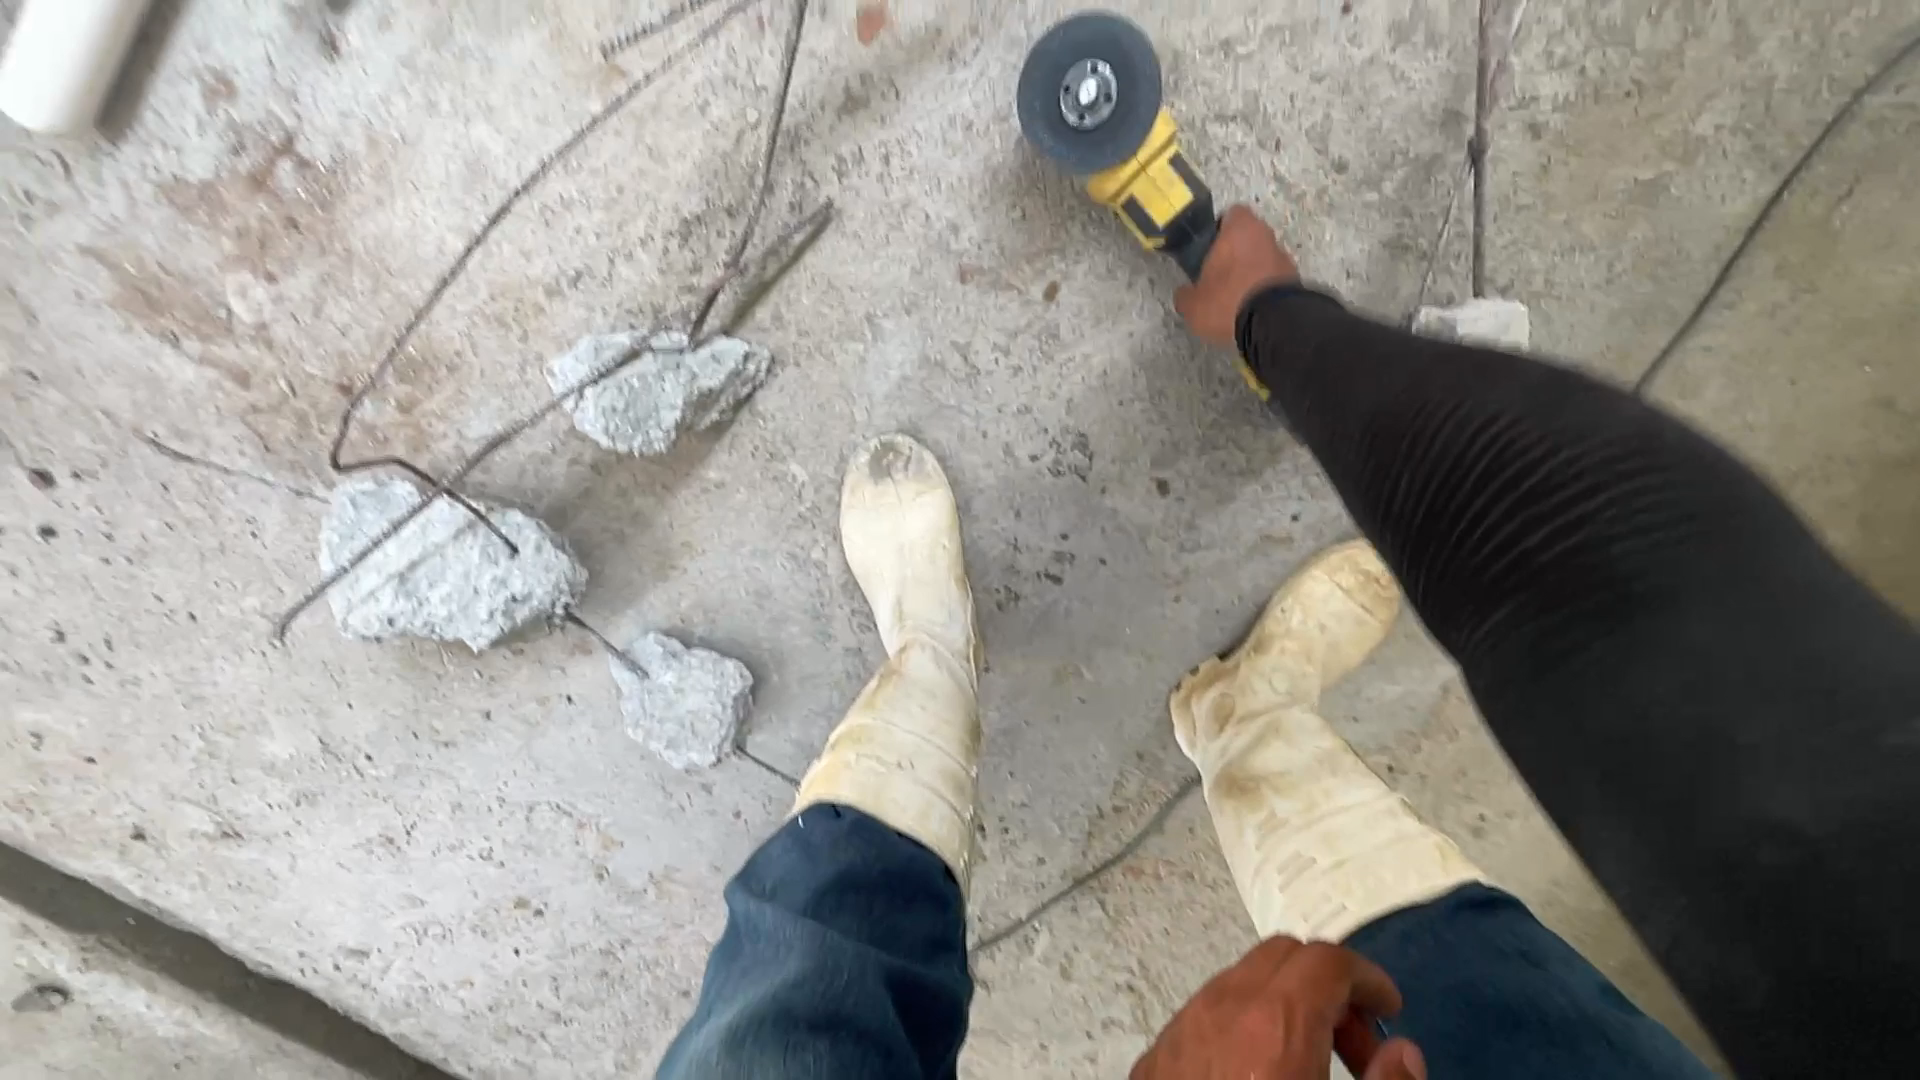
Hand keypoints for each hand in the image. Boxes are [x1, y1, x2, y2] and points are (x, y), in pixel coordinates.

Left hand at [1131, 936, 1425, 1079]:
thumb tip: (1403, 1052)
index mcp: (1275, 1022)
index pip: (1325, 959)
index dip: (1367, 977)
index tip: (1392, 1012)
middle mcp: (1224, 1005)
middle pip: (1283, 955)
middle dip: (1329, 986)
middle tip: (1359, 1050)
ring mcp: (1184, 1023)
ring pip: (1244, 979)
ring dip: (1286, 1002)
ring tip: (1312, 1068)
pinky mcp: (1159, 1050)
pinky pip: (1210, 1009)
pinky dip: (1247, 1021)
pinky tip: (1258, 1079)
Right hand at [1173, 205, 1300, 348]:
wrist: (1272, 324)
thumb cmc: (1226, 301)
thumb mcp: (1192, 305)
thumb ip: (1185, 295)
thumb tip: (1185, 294)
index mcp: (1239, 229)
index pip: (1231, 215)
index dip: (1219, 230)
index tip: (1208, 249)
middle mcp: (1265, 235)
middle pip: (1248, 237)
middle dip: (1235, 253)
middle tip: (1218, 276)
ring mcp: (1284, 257)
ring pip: (1262, 257)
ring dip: (1250, 271)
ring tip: (1234, 298)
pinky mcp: (1294, 280)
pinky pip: (1272, 278)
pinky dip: (1262, 288)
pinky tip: (1250, 309)